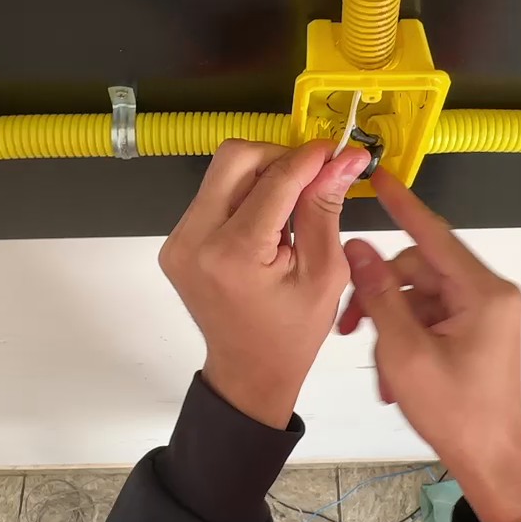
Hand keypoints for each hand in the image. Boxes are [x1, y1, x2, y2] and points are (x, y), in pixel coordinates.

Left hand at [160, 139, 371, 427]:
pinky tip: (266, 223)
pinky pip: (212, 195)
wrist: (248, 371)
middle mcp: (194, 240)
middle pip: (234, 158)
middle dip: (278, 157)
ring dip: (261, 175)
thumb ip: (326, 209)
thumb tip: (345, 160)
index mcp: (234, 254)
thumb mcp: (325, 274)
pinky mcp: (175, 241)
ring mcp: (178, 240)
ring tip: (289, 207)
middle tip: (310, 175)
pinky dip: (243, 195)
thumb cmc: (292, 333)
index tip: (335, 150)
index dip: (309, 158)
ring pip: (221, 172)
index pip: (274, 180)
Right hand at [337, 170, 520, 521]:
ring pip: (419, 294)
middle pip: (419, 270)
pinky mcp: (476, 329)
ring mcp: (484, 312)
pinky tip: (392, 374)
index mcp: (484, 293)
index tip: (379, 175)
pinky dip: (406, 336)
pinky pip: (430, 315)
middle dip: (381, 295)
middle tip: (348, 327)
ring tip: (378, 368)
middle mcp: (490, 294)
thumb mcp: (404, 352)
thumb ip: (378, 294)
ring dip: (390, 323)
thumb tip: (357, 247)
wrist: (489, 462)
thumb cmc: (454, 414)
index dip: (402, 204)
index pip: (434, 233)